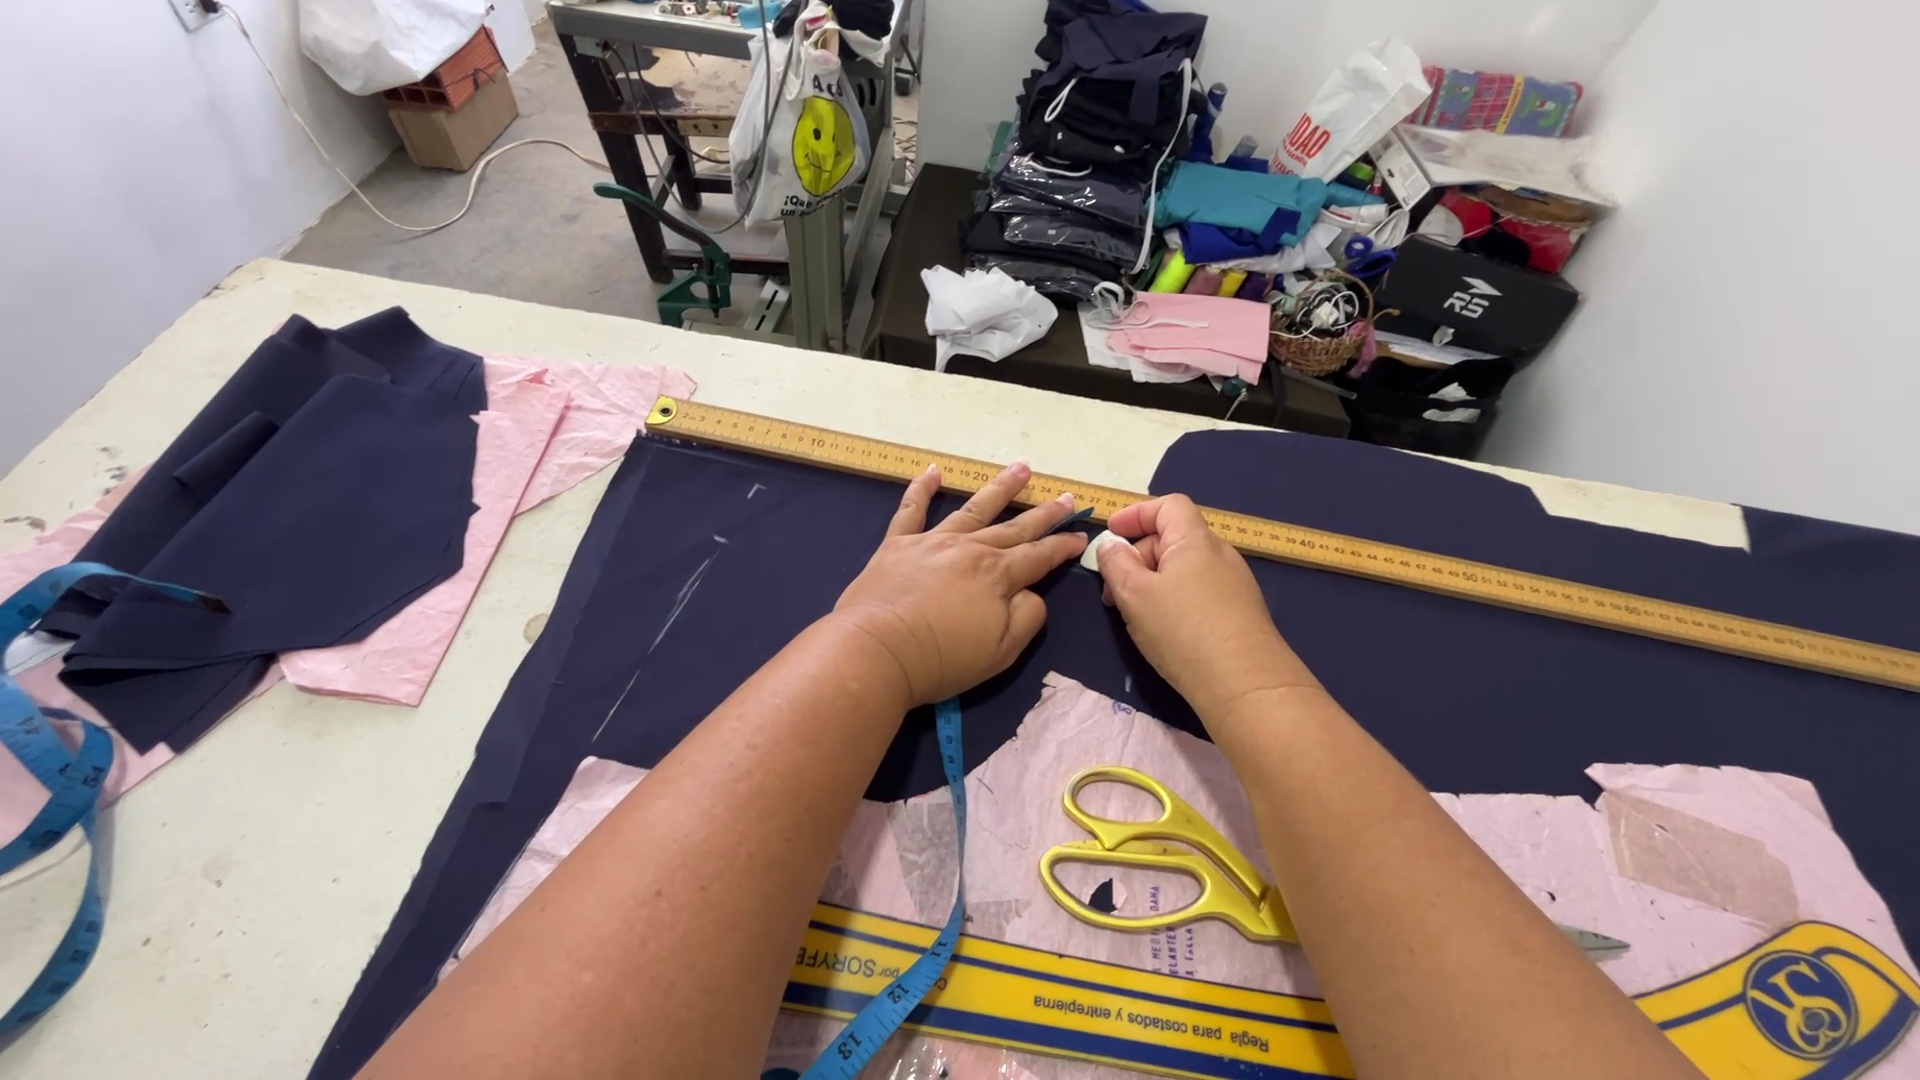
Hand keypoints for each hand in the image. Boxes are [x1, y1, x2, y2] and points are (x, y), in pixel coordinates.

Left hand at [832, 462, 1088, 705]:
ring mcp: (933, 542)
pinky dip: (921, 489)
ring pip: (974, 509)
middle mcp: (970, 550)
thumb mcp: (1002, 651)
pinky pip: (911, 510)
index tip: (1081, 536)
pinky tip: (933, 471)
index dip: (1062, 547)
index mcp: (997, 576)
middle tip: (1066, 498)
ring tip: (1021, 468)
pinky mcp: (898, 545)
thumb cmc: (942, 659)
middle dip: (1043, 514)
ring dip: (1000, 488)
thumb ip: (1026, 617)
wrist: (877, 651)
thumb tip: (1031, 592)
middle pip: (1014, 528)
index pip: (1039, 557)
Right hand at [1095, 495, 1317, 721]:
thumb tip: (1111, 545)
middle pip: (1172, 538)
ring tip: (1132, 615)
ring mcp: (1233, 585)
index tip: (1111, 534)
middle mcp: (1219, 555)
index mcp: (1195, 540)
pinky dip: (1172, 600)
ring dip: (1152, 582)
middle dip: (1137, 556)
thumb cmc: (1183, 630)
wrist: (1245, 684)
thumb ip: (1116, 563)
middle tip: (1111, 590)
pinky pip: (1197, 592)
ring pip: (1183, 569)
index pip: (1169, 506)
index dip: (1136, 513)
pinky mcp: (1238, 613)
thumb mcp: (1134, 593)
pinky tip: (1162, 631)